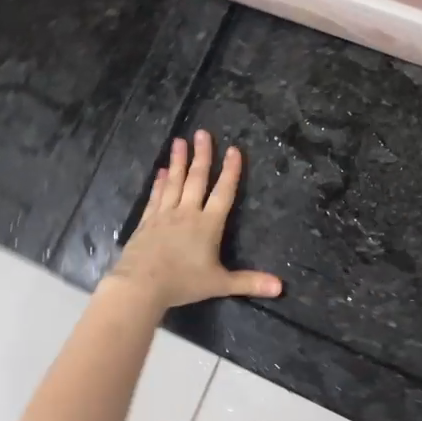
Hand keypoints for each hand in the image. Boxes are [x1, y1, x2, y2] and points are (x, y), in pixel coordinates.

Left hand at [106, 131, 283, 310]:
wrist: (141, 285)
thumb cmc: (182, 283)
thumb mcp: (220, 284)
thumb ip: (249, 282)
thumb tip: (280, 287)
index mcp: (208, 225)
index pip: (223, 193)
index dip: (230, 171)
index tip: (234, 150)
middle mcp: (187, 213)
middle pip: (197, 179)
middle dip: (202, 155)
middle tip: (203, 133)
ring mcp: (164, 215)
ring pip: (174, 182)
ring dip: (178, 161)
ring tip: (180, 141)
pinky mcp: (146, 221)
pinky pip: (156, 196)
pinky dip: (159, 183)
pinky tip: (161, 172)